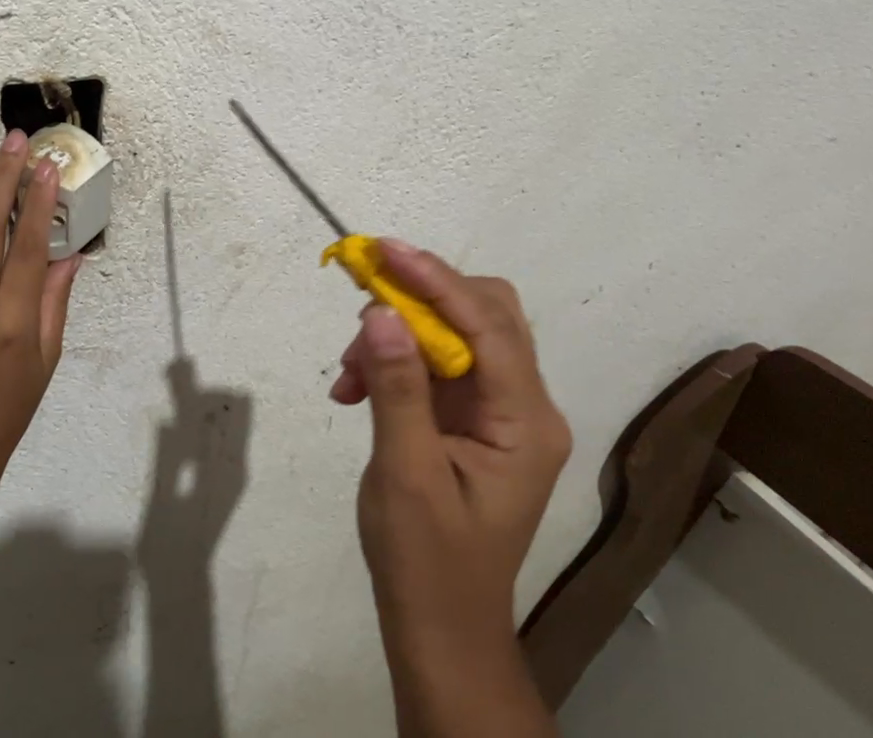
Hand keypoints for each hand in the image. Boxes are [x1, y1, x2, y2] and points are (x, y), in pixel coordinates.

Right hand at [332, 240, 570, 661]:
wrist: (440, 622)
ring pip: (456, 336)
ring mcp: (500, 414)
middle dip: (419, 300)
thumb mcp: (405, 472)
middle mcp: (525, 408)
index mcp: (525, 423)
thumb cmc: (426, 558)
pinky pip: (437, 366)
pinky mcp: (472, 422)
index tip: (384, 250)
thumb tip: (381, 313)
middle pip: (484, 316)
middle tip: (360, 308)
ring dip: (398, 335)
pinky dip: (395, 363)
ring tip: (347, 373)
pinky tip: (355, 391)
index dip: (435, 281)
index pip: (487, 326)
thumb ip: (398, 388)